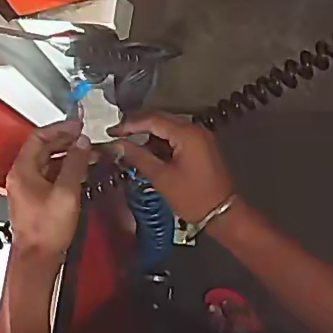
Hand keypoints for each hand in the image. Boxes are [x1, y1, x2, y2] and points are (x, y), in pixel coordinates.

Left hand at [5, 119, 91, 258]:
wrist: (38, 257)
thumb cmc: (46, 229)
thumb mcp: (66, 192)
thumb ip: (75, 164)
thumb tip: (82, 143)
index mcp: (23, 170)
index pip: (39, 137)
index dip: (60, 128)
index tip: (78, 126)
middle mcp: (22, 176)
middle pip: (43, 148)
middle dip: (66, 141)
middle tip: (84, 137)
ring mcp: (27, 188)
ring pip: (48, 162)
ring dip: (67, 156)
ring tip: (87, 153)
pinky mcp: (36, 199)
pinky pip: (50, 175)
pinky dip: (65, 170)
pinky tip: (80, 172)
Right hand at [109, 112, 234, 222]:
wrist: (222, 213)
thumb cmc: (192, 197)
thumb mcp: (161, 178)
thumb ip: (138, 157)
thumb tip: (116, 145)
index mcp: (187, 134)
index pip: (153, 119)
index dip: (129, 124)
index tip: (111, 131)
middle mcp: (195, 129)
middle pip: (161, 119)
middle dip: (137, 126)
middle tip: (116, 135)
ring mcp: (201, 137)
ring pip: (169, 128)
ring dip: (149, 134)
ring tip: (127, 143)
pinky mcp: (202, 146)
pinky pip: (177, 137)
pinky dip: (161, 142)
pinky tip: (146, 150)